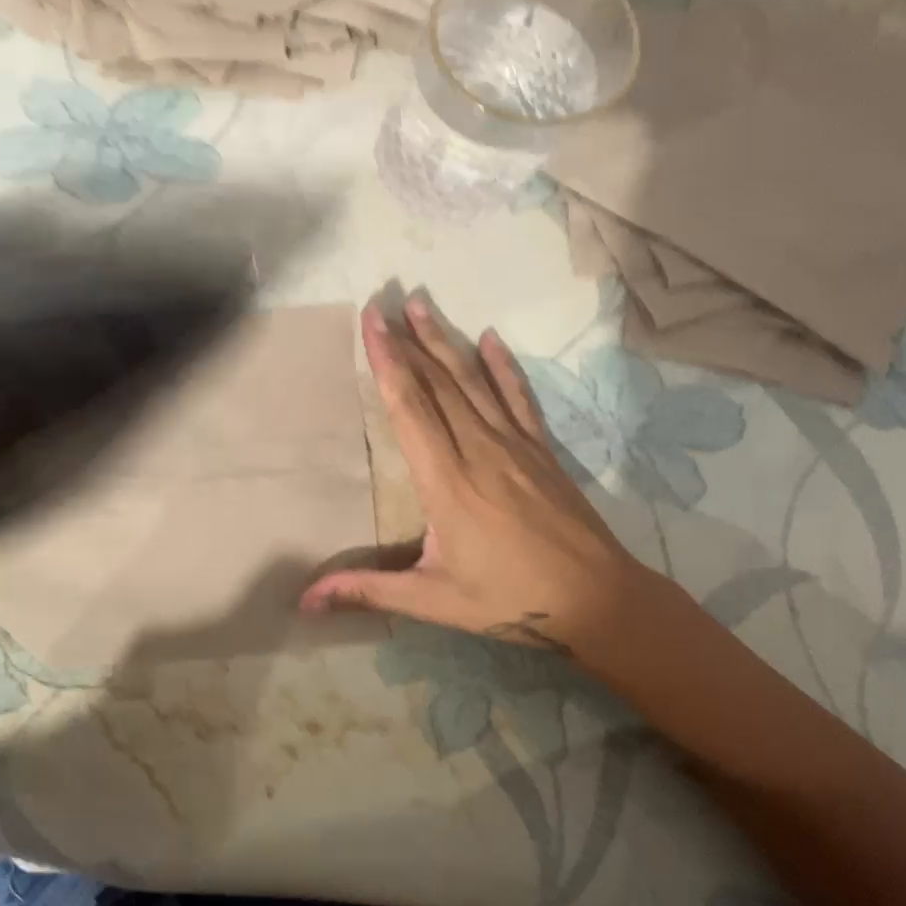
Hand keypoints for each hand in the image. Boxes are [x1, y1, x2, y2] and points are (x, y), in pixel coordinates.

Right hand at [300, 298, 656, 653]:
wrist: (601, 602)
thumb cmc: (510, 602)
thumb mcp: (432, 601)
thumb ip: (368, 591)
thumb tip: (304, 601)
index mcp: (447, 482)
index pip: (410, 409)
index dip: (388, 363)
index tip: (371, 324)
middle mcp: (479, 451)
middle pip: (437, 384)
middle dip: (406, 341)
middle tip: (382, 303)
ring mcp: (515, 446)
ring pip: (472, 382)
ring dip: (443, 342)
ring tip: (420, 305)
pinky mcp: (542, 451)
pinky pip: (518, 398)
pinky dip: (501, 366)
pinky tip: (489, 338)